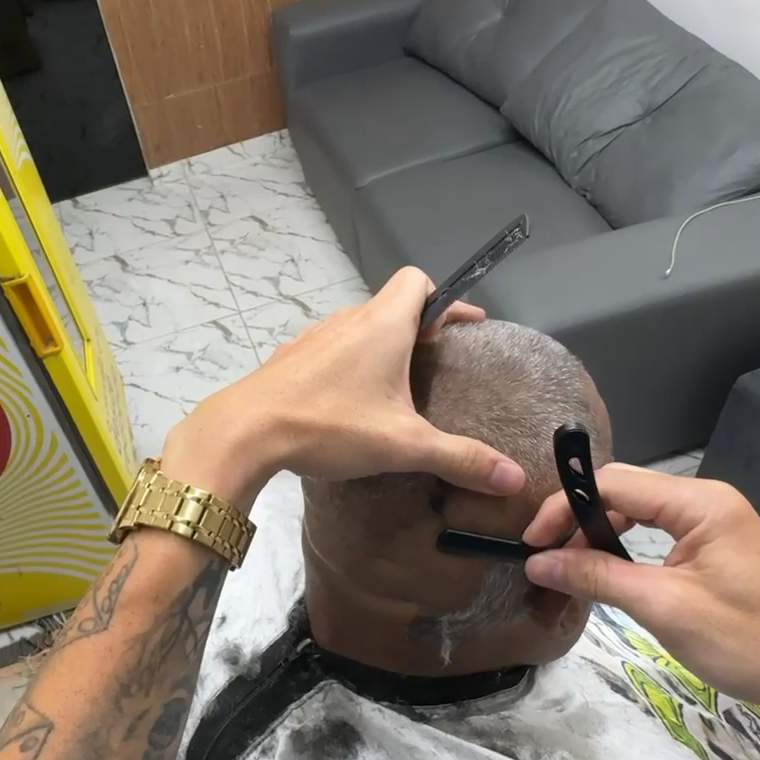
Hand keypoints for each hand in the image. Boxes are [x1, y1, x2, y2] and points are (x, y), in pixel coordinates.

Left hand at [161, 267, 525, 508]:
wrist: (246, 431)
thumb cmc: (331, 425)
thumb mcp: (403, 444)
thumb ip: (460, 457)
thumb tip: (514, 478)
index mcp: (382, 324)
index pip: (419, 281)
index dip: (446, 299)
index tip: (464, 329)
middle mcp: (347, 319)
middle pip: (391, 305)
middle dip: (419, 328)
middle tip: (437, 364)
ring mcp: (313, 336)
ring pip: (358, 327)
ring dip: (381, 345)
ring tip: (396, 385)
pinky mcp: (290, 359)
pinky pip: (330, 349)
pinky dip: (349, 363)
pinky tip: (349, 401)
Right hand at [521, 465, 759, 727]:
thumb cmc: (751, 643)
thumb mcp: (665, 609)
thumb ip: (597, 578)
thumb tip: (537, 562)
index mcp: (700, 503)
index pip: (613, 484)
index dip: (565, 507)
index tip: (532, 542)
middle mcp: (707, 501)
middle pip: (623, 493)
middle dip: (578, 520)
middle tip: (543, 556)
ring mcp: (716, 524)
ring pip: (638, 514)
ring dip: (598, 536)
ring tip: (567, 567)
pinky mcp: (718, 550)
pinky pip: (657, 534)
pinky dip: (624, 551)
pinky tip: (606, 573)